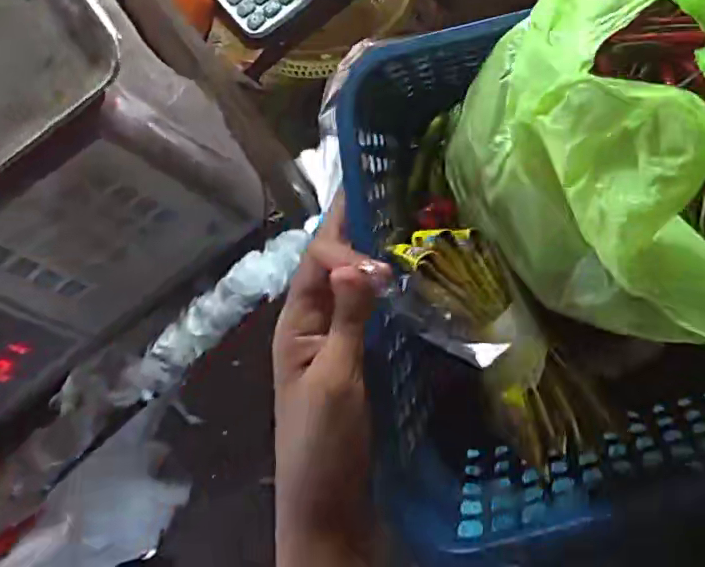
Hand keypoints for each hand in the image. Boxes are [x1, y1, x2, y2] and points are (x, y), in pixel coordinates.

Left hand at [272, 203, 388, 566]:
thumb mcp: (335, 380)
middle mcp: (313, 321)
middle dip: (355, 229)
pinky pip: (369, 308)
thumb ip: (347, 319)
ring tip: (404, 222)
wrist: (329, 510)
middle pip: (331, 263)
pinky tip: (409, 274)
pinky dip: (385, 286)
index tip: (382, 259)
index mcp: (295, 323)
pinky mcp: (359, 354)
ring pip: (352, 282)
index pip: (316, 262)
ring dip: (372, 253)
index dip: (344, 245)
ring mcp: (337, 338)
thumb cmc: (323, 445)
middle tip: (391, 193)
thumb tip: (353, 261)